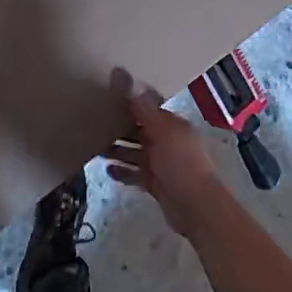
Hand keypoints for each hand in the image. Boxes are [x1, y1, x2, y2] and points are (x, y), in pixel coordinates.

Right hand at [105, 84, 225, 235]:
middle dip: (120, 128)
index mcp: (172, 126)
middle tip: (96, 123)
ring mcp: (160, 164)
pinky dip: (122, 172)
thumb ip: (146, 111)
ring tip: (96, 146)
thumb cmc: (181, 163)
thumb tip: (133, 85)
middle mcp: (166, 142)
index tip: (109, 99)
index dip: (131, 105)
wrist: (196, 205)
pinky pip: (134, 174)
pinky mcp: (154, 183)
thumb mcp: (164, 132)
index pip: (149, 111)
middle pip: (139, 131)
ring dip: (118, 150)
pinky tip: (107, 169)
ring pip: (134, 153)